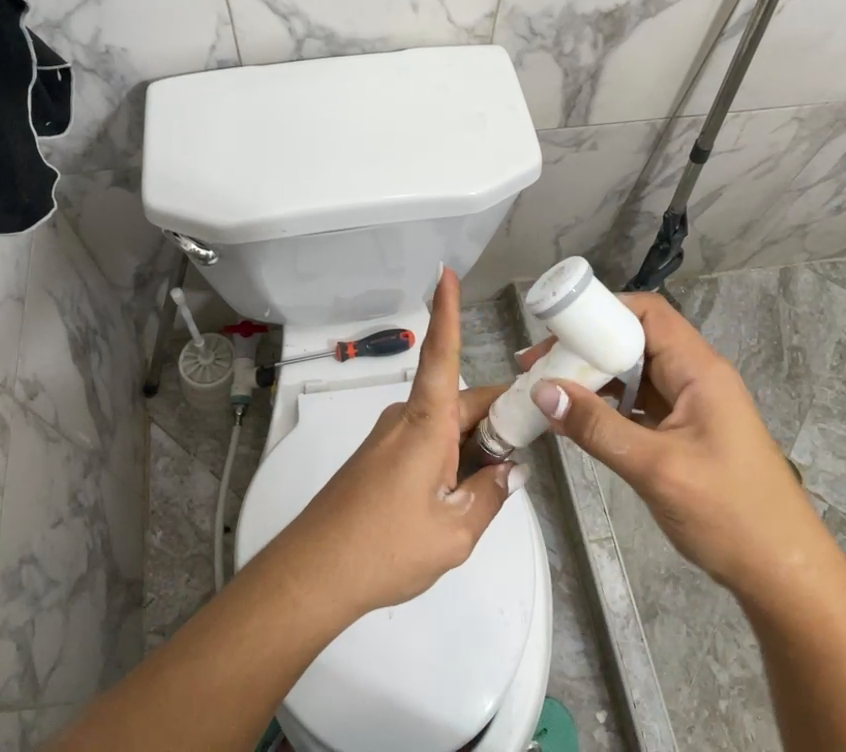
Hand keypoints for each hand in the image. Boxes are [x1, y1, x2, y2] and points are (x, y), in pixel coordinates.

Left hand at [260, 269, 518, 616]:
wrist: (313, 573)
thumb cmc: (385, 548)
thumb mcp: (455, 532)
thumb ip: (490, 495)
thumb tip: (511, 471)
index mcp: (426, 425)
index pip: (442, 355)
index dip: (446, 312)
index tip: (444, 272)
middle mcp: (406, 420)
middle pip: (461, 399)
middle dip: (497, 417)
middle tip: (532, 446)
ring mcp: (388, 439)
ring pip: (445, 424)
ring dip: (475, 443)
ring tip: (496, 484)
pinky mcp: (378, 459)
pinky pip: (426, 441)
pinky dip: (451, 456)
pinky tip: (459, 495)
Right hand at [522, 292, 829, 600]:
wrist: (783, 573)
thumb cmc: (731, 514)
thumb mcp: (657, 468)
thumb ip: (597, 428)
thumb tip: (543, 391)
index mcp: (700, 371)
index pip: (648, 314)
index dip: (601, 312)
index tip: (556, 329)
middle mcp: (695, 379)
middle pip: (635, 341)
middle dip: (585, 349)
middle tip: (536, 367)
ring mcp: (690, 408)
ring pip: (633, 375)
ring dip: (591, 380)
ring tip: (546, 392)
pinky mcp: (683, 435)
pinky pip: (637, 407)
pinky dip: (605, 409)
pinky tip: (574, 423)